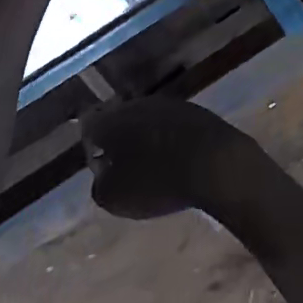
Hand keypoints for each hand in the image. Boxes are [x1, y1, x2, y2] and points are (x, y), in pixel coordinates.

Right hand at [80, 98, 260, 219]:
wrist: (212, 161)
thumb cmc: (156, 181)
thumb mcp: (117, 198)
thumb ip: (100, 187)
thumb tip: (100, 178)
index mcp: (110, 121)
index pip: (90, 128)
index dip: (93, 148)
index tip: (102, 169)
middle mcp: (133, 105)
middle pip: (119, 121)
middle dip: (120, 142)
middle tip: (127, 168)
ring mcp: (164, 103)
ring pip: (145, 121)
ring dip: (145, 139)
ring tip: (154, 166)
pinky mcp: (190, 109)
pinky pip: (170, 125)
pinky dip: (169, 139)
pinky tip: (178, 159)